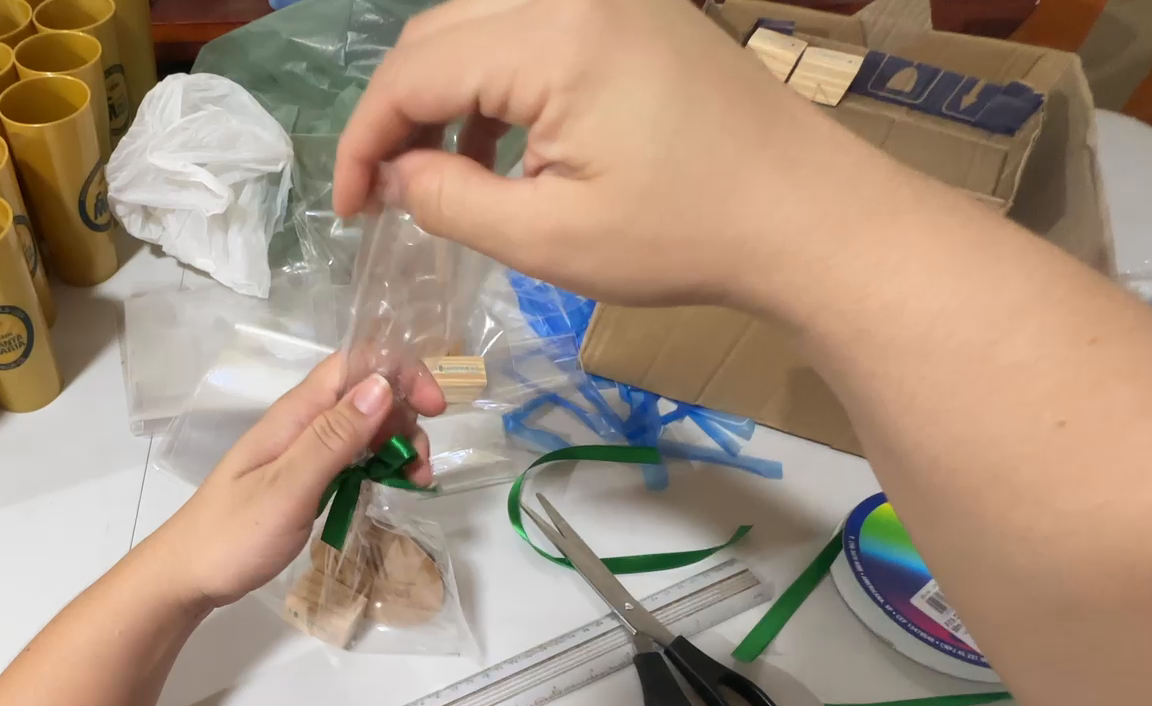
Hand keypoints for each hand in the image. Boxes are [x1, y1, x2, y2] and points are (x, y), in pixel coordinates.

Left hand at [142, 353, 443, 609]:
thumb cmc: (234, 534)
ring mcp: (301, 453)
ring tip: (413, 483)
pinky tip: (390, 487)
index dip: (400, 373)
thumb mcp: (288, 487)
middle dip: (406, 418)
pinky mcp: (303, 480)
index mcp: (295, 416)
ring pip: (362, 429)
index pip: (355, 365)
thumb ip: (333, 438)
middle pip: (366, 395)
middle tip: (421, 466)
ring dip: (396, 445)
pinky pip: (349, 459)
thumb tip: (382, 386)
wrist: (189, 574)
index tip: (435, 409)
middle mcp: (300, 425)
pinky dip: (376, 467)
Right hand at [333, 0, 864, 309]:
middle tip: (379, 192)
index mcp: (556, 38)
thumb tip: (391, 177)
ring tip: (427, 175)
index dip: (362, 141)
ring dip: (433, 100)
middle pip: (435, 34)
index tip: (349, 209)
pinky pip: (522, 35)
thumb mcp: (543, 238)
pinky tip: (488, 148)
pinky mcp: (625, 15)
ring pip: (473, 28)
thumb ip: (448, 200)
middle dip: (390, 115)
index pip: (413, 71)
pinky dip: (483, 89)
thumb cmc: (676, 238)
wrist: (802, 216)